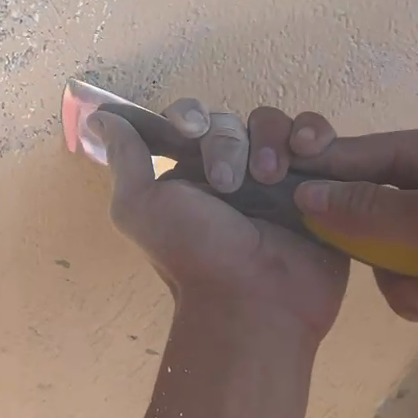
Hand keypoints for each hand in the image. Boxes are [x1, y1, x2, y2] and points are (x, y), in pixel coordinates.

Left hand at [78, 102, 348, 339]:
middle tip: (230, 184)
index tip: (189, 130)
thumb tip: (100, 117)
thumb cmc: (191, 253)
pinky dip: (314, 134)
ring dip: (271, 141)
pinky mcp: (318, 185)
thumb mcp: (140, 205)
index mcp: (189, 169)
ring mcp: (276, 177)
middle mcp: (232, 168)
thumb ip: (125, 158)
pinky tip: (307, 151)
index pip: (190, 119)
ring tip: (272, 178)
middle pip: (231, 122)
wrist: (254, 301)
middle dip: (228, 144)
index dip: (188, 116)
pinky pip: (318, 140)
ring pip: (273, 124)